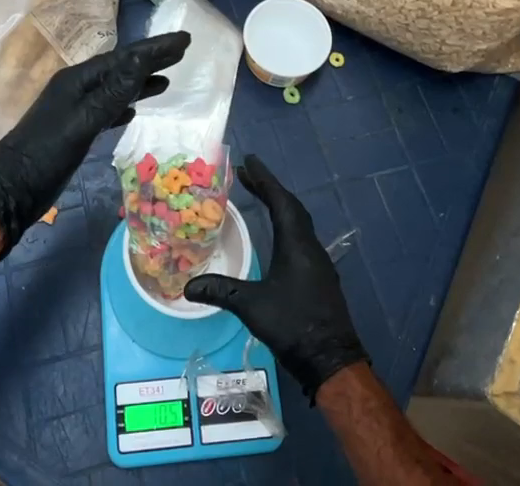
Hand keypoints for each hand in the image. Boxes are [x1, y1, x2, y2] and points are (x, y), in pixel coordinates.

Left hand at [0, 32, 190, 257]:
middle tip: (182, 51)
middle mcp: (76, 88)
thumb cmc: (45, 155)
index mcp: (77, 80)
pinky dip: (124, 106)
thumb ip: (112, 92)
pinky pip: (107, 109)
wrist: (11, 190)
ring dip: (140, 82)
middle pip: (120, 68)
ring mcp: (74, 109)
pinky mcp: (75, 129)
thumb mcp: (83, 122)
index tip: (184, 40)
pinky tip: (135, 111)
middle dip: (151, 60)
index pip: (123, 58)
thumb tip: (140, 58)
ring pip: (115, 88)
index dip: (154, 49)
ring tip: (166, 80)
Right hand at [185, 155, 367, 398]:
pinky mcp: (318, 278)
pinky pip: (300, 239)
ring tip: (257, 197)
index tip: (249, 161)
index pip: (281, 201)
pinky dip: (284, 226)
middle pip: (291, 208)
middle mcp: (310, 248)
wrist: (332, 360)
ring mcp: (317, 264)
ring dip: (278, 206)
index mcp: (297, 245)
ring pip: (297, 224)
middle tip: (247, 175)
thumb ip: (221, 291)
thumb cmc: (293, 325)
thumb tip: (187, 285)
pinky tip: (273, 236)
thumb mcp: (252, 306)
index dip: (265, 180)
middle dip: (269, 189)